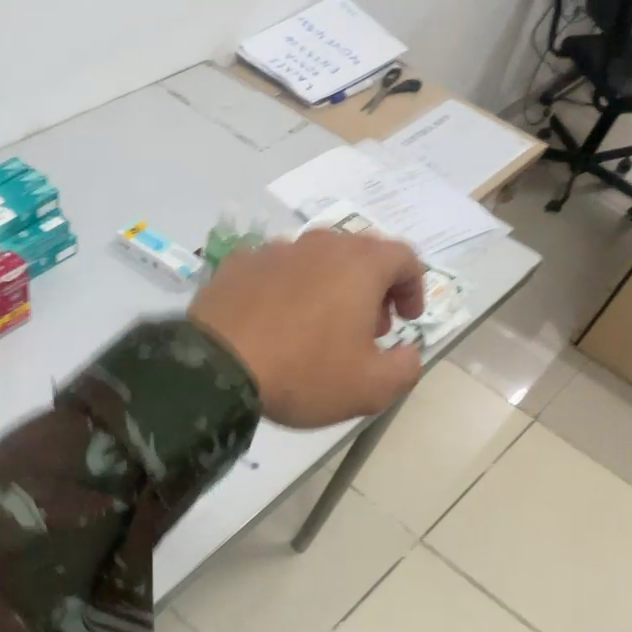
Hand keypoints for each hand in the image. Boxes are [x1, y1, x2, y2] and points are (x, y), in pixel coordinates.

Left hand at [188, 229, 426, 428]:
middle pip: (358, 256)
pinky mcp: (236, 266)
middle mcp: (319, 244)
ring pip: (314, 262)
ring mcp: (273, 251)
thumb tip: (409, 353)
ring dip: (327, 289)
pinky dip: (284, 293)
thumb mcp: (370, 388)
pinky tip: (274, 325)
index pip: (404, 259)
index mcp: (360, 263)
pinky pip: (273, 275)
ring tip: (318, 329)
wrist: (217, 368)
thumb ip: (404, 368)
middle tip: (366, 329)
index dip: (413, 288)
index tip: (407, 319)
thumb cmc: (304, 374)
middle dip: (371, 290)